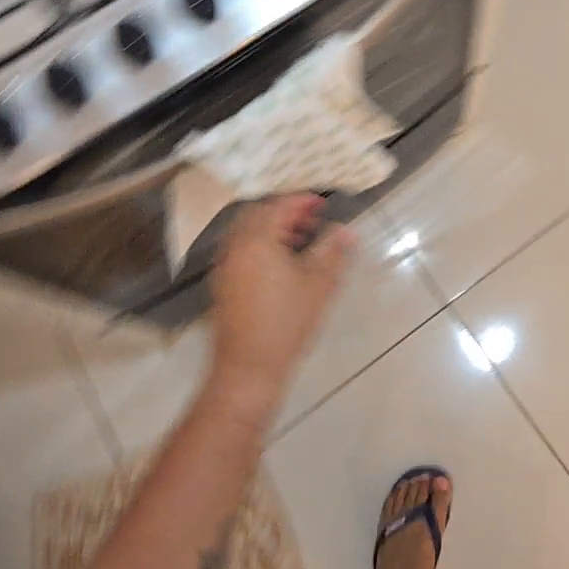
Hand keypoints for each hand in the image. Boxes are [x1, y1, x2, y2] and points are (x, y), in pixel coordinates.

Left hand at [207, 194, 355, 415]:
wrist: (248, 368)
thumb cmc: (286, 324)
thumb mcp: (318, 286)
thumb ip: (333, 252)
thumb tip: (347, 231)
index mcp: (257, 239)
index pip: (280, 206)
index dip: (303, 201)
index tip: (323, 204)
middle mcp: (235, 245)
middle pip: (259, 214)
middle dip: (286, 212)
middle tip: (312, 221)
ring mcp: (224, 264)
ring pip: (247, 232)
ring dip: (272, 229)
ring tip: (300, 242)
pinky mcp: (221, 282)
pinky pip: (240, 249)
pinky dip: (259, 245)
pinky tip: (280, 265)